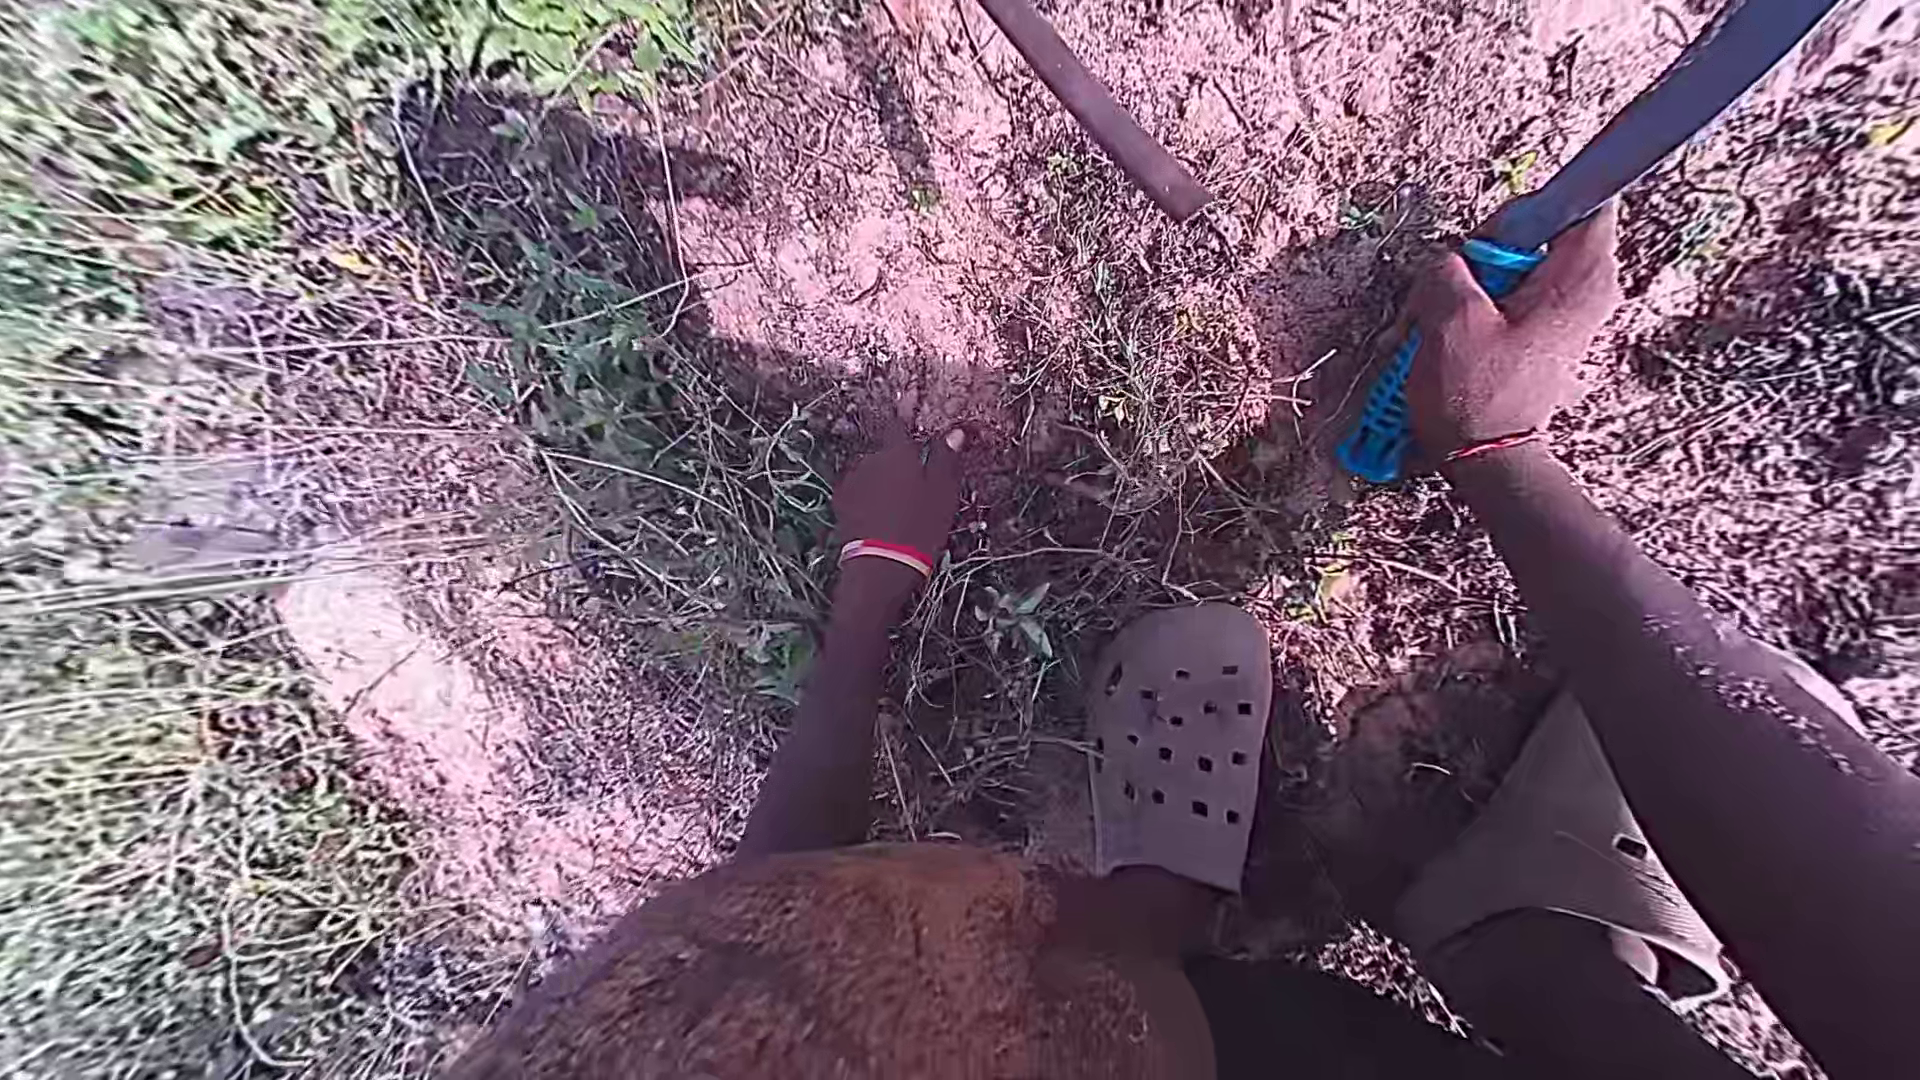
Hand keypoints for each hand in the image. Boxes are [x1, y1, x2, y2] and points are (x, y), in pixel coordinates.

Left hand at [830, 426, 964, 619]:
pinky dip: (869, 495)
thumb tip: (955, 431)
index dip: (905, 414)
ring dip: (882, 479)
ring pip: (872, 472)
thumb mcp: (943, 495)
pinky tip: (880, 512)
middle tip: (916, 482)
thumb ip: (947, 460)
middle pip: (886, 452)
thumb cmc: (919, 528)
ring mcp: (852, 482)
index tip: (908, 404)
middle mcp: (869, 461)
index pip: (898, 424)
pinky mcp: (841, 504)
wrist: (880, 568)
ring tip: (899, 503)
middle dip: (898, 461)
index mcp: (897, 454)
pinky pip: (860, 490)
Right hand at [1403, 202, 1623, 460]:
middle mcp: (1585, 291)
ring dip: (1468, 294)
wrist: (1482, 453)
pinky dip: (1473, 317)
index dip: (1523, 213)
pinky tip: (1448, 342)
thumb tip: (1445, 262)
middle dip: (1482, 262)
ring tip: (1438, 326)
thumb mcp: (1449, 324)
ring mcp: (1563, 318)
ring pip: (1512, 277)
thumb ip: (1446, 275)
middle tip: (1446, 294)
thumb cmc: (1473, 391)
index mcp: (1580, 277)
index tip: (1482, 246)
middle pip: (1535, 243)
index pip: (1579, 203)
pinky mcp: (1539, 341)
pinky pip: (1506, 307)